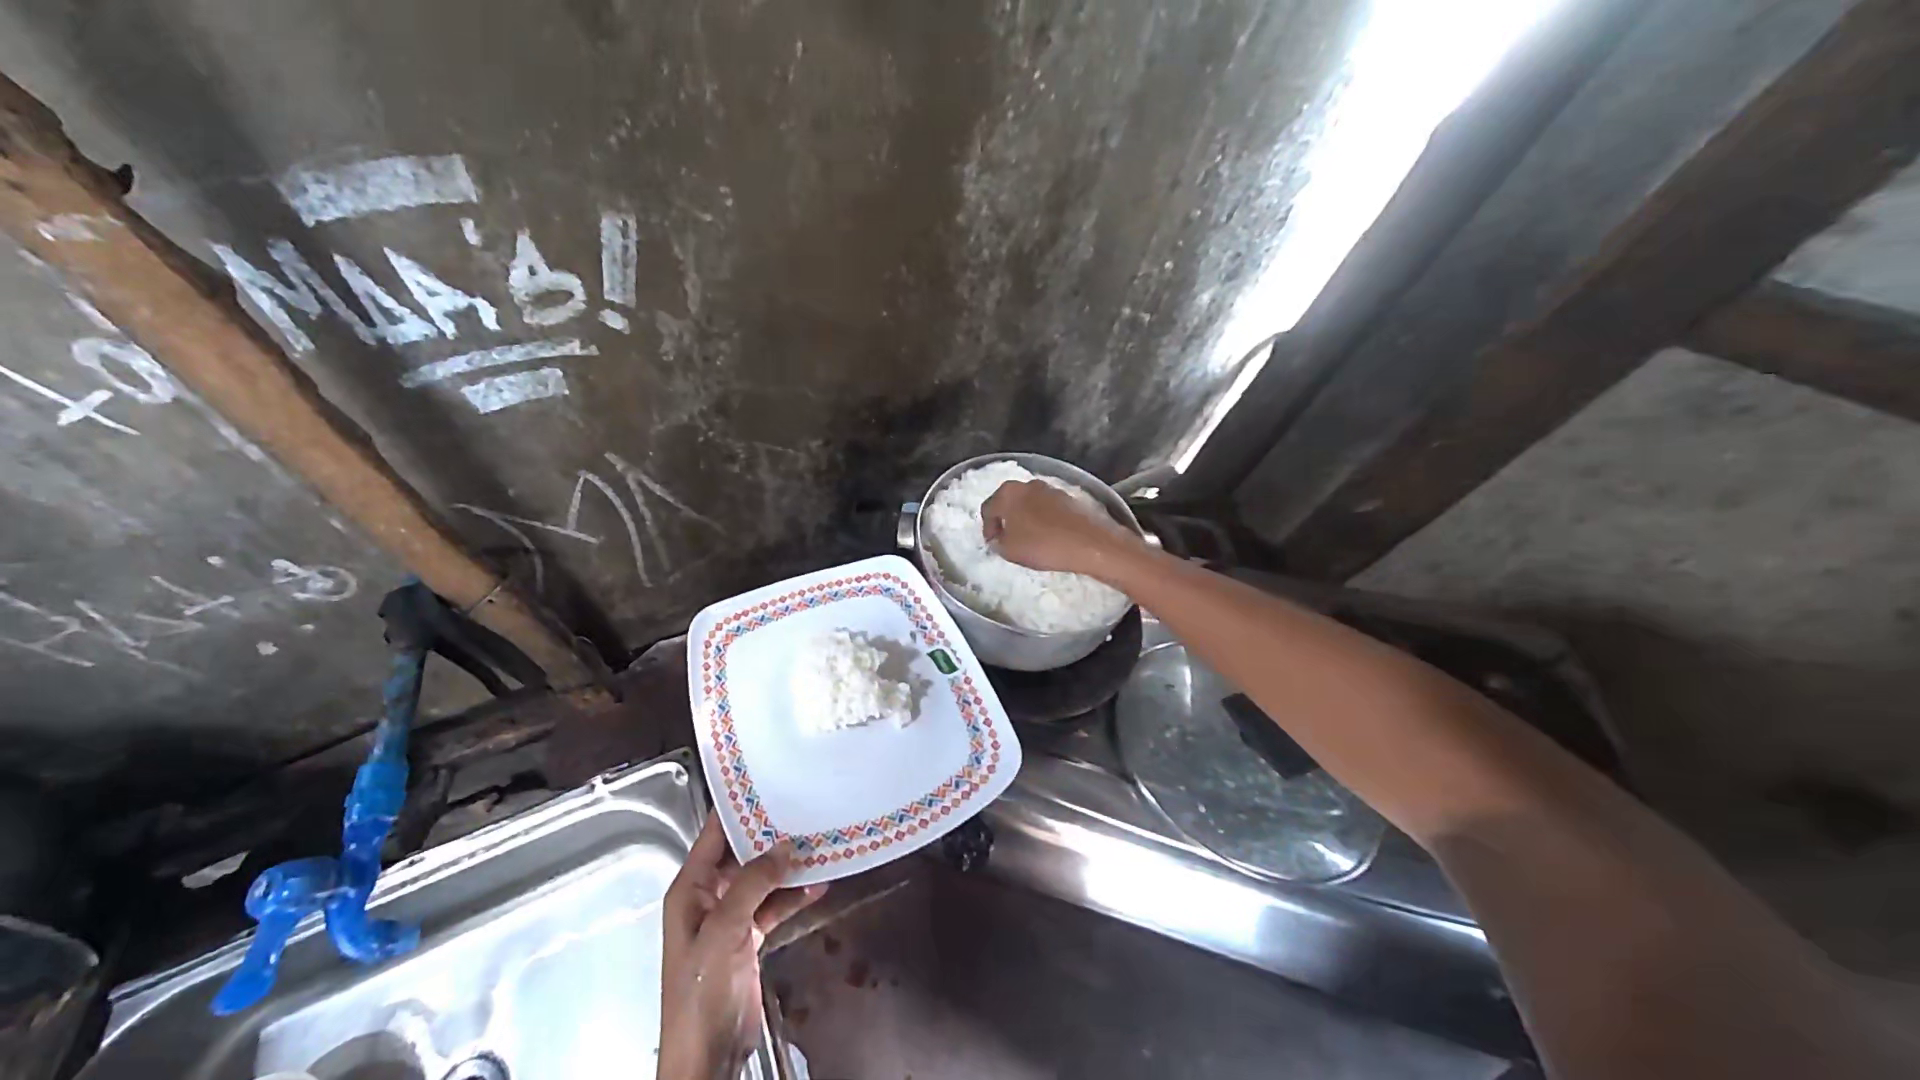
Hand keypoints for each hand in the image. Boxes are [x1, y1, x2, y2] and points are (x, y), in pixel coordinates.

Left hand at [659, 815, 825, 1079]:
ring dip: (787, 867)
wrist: (706, 1055)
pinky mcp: (748, 939)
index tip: (767, 782)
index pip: (714, 835)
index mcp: (690, 889)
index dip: (737, 809)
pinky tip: (819, 885)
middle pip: (741, 855)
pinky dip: (793, 896)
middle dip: (770, 836)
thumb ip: (753, 884)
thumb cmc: (703, 990)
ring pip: (761, 879)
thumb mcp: (725, 930)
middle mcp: (708, 897)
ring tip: (819, 843)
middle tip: (804, 808)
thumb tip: (785, 845)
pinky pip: (773, 906)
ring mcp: (729, 918)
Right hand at [981, 479, 1140, 577]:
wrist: (1089, 543)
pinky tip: (1047, 535)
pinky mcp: (1068, 497)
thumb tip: (998, 538)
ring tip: (1028, 539)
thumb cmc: (1042, 545)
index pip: (988, 509)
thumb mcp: (1009, 550)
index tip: (993, 544)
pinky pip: (1046, 508)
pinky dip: (1042, 519)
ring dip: (1025, 518)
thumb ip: (997, 542)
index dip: (987, 528)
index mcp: (1008, 493)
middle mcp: (1027, 484)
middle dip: (1005, 520)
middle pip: (1008, 502)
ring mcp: (1050, 488)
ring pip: (1028, 503)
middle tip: (1007, 539)